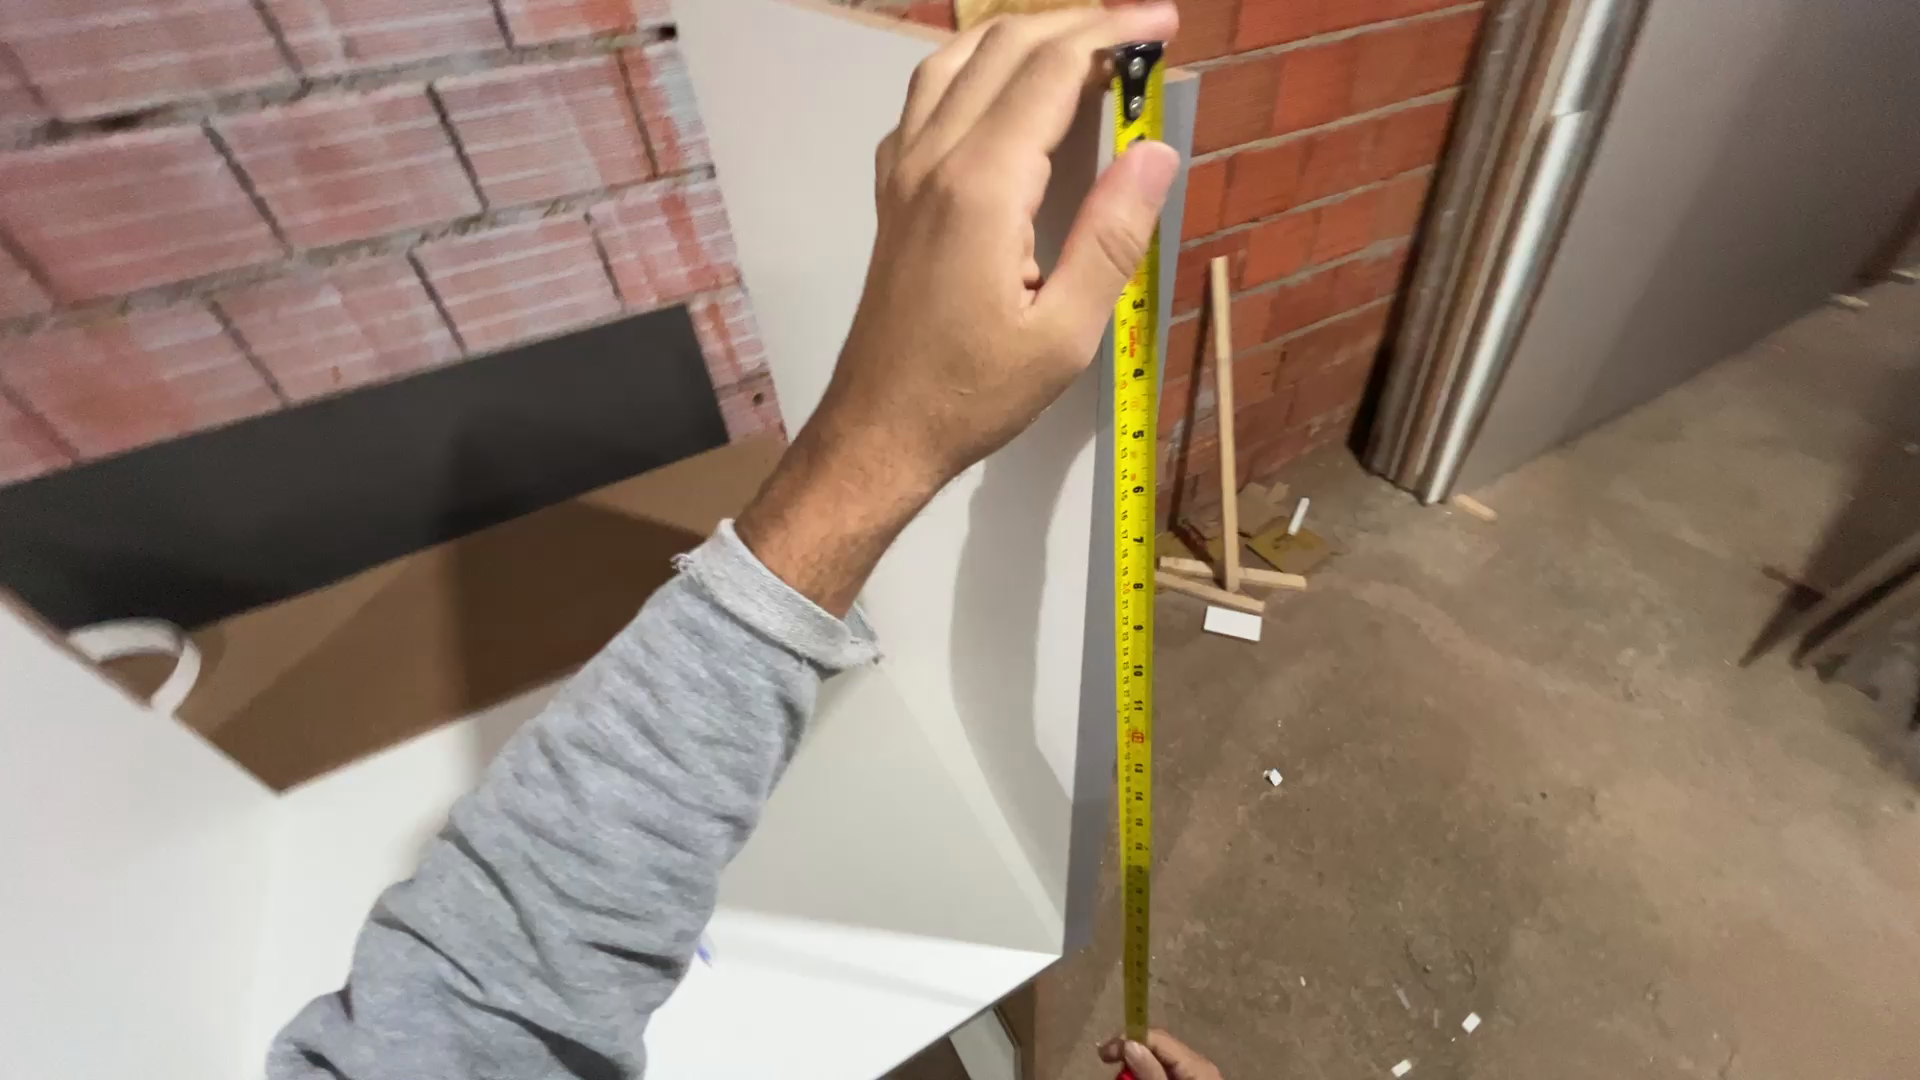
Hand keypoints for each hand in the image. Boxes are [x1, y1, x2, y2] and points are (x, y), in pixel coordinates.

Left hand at [739, 4, 1181, 614]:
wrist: (881, 429)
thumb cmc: (973, 397)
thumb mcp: (1063, 336)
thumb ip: (1110, 239)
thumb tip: (1156, 153)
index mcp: (980, 187)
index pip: (1052, 69)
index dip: (1115, 34)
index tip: (1164, 25)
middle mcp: (932, 161)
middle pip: (1002, 47)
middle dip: (1076, 25)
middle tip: (1135, 34)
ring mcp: (900, 177)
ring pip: (953, 63)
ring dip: (1017, 39)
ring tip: (1074, 50)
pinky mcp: (890, 201)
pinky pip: (922, 106)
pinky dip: (967, 76)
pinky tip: (994, 102)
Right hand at [1098, 1030, 1224, 1079]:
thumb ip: (1151, 1075)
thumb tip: (1129, 1044)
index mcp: (1197, 1066)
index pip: (1157, 1038)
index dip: (1128, 1040)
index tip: (1103, 1056)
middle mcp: (1198, 1068)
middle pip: (1156, 1052)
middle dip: (1132, 1063)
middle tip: (1114, 1077)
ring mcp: (1196, 1079)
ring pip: (1159, 1068)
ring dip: (1138, 1075)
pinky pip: (1167, 1077)